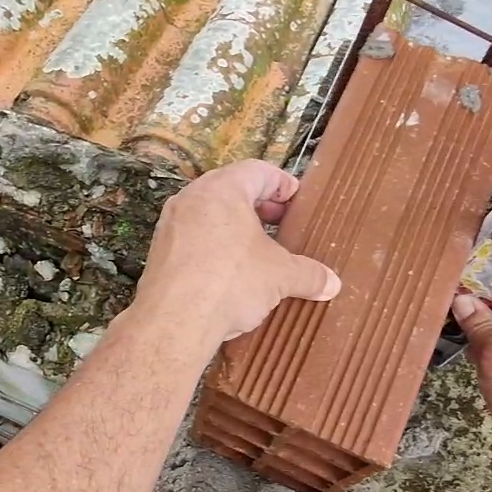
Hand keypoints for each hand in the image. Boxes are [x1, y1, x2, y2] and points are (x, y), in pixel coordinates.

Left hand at [133, 159, 340, 343]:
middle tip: (279, 224)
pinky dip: (212, 248)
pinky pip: (191, 240)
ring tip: (256, 252)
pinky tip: (228, 274)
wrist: (174, 320)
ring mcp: (170, 225)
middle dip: (258, 207)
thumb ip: (308, 274)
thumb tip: (332, 283)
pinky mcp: (159, 253)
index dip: (282, 183)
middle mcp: (191, 199)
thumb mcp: (280, 276)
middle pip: (230, 190)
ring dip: (233, 229)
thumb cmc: (230, 282)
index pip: (258, 170)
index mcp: (222, 189)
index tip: (295, 200)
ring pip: (208, 216)